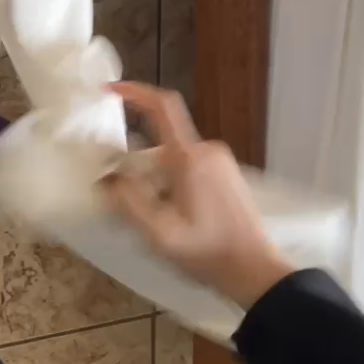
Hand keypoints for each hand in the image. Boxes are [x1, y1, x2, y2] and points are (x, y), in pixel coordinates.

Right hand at [100, 82, 293, 308]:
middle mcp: (207, 150)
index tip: (107, 89)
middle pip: (159, 140)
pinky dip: (170, 182)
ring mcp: (221, 161)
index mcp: (189, 157)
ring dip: (155, 177)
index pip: (162, 106)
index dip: (133, 91)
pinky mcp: (227, 175)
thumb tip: (106, 176)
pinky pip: (188, 165)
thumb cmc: (207, 252)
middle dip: (137, 163)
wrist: (257, 274)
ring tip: (154, 216)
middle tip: (127, 198)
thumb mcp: (157, 232)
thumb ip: (126, 199)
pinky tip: (173, 215)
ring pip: (172, 156)